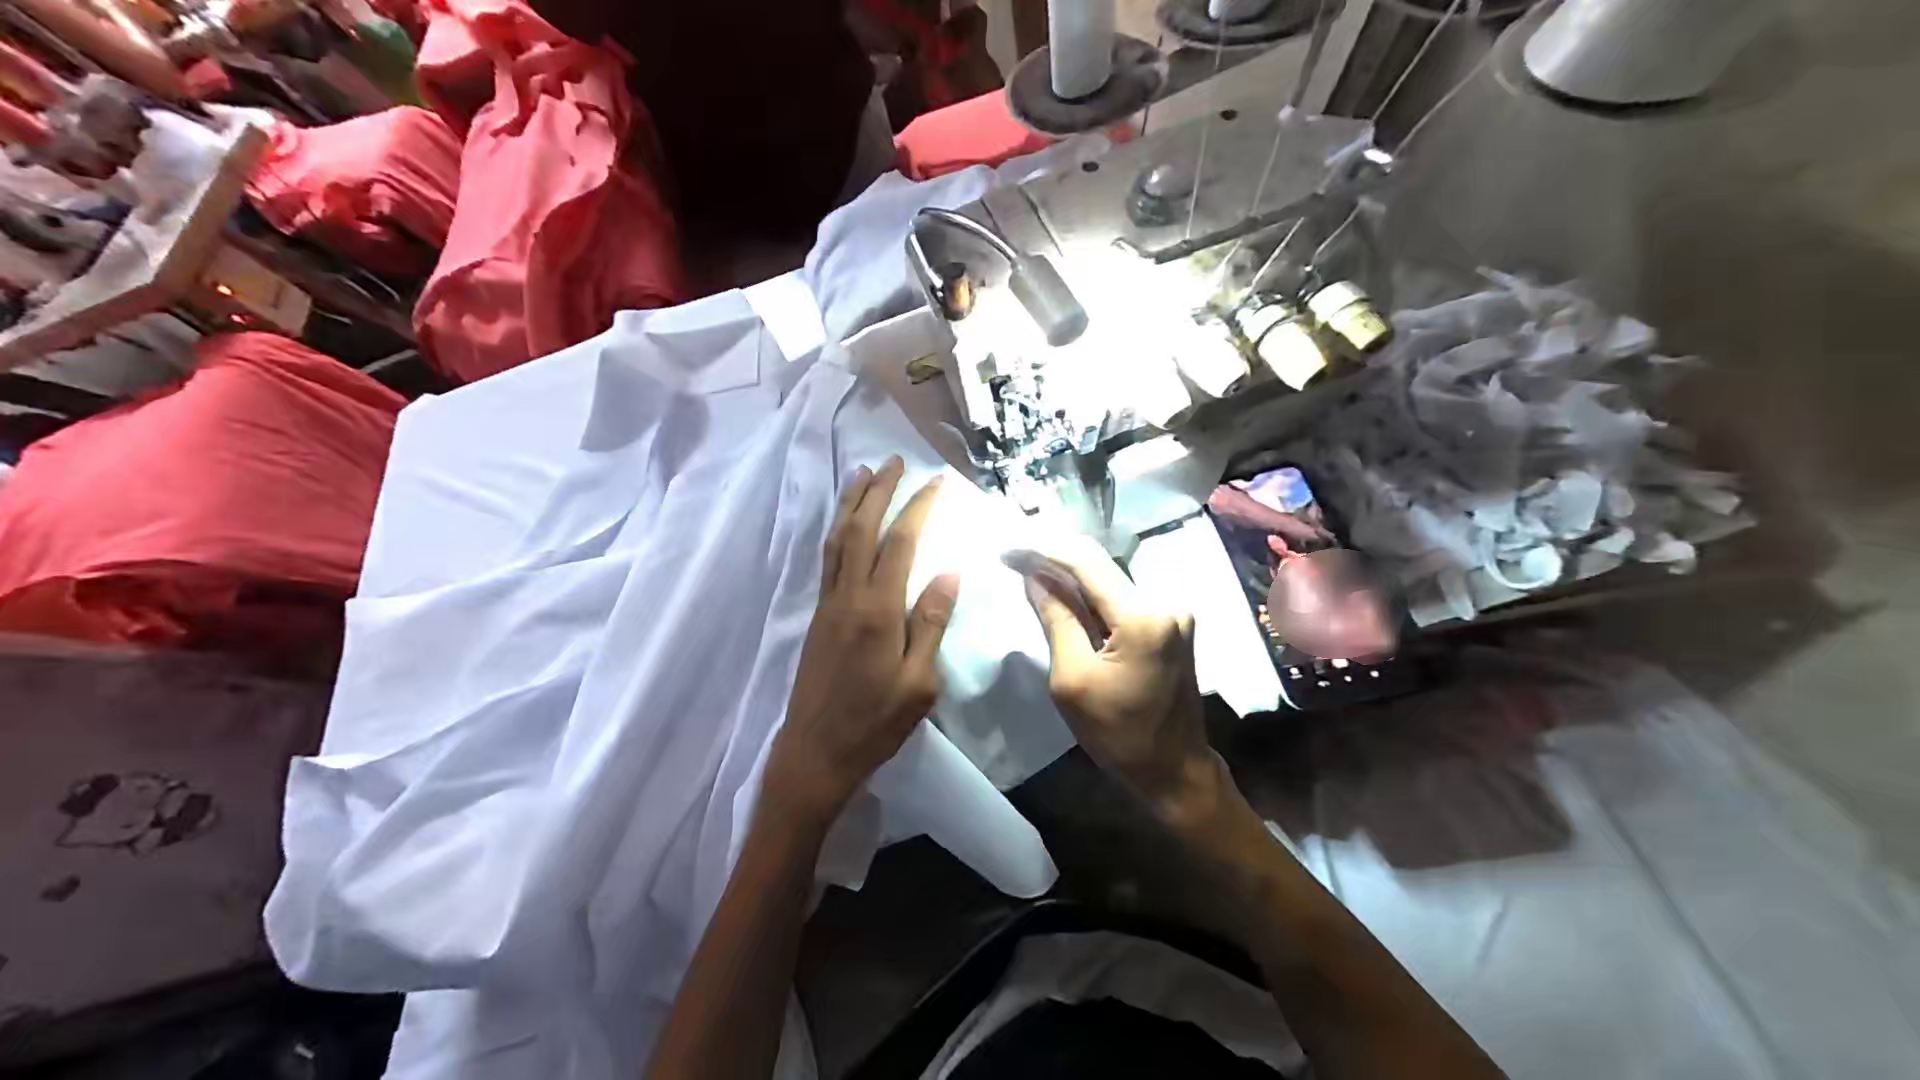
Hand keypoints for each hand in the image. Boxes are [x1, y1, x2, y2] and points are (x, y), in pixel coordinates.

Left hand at [767, 458, 959, 821]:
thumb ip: (931, 624)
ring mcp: (827, 604)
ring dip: (850, 504)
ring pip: (837, 540)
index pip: (900, 544)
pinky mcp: (816, 616)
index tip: (936, 482)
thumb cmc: (875, 723)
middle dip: (877, 491)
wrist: (816, 752)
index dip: (918, 507)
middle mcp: (847, 596)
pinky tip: (845, 525)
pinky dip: (837, 531)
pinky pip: (827, 559)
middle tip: (892, 461)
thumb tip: (948, 574)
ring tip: (862, 474)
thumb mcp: (919, 682)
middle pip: (860, 529)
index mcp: (878, 610)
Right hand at [1020, 544, 1218, 817]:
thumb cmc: (1118, 734)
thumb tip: (1035, 578)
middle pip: (1101, 565)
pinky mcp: (1170, 623)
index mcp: (1143, 617)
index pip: (1086, 563)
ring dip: (1071, 573)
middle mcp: (1165, 602)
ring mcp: (1173, 612)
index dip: (1043, 550)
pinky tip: (1062, 589)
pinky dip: (1090, 592)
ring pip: (1110, 578)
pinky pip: (1121, 596)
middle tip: (1014, 553)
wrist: (1174, 770)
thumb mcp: (1073, 680)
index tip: (1009, 547)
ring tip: (1029, 565)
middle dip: (1055, 556)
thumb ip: (1057, 620)